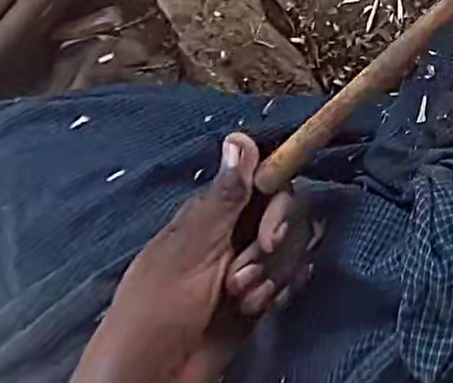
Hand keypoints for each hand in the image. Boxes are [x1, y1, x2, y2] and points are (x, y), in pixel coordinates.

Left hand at [74, 134, 319, 382]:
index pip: (270, 180)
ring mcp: (251, 260)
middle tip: (241, 280)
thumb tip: (238, 136)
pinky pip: (296, 270)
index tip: (271, 233)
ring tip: (242, 302)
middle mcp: (237, 230)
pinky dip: (286, 287)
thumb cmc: (156, 315)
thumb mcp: (188, 253)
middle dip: (276, 247)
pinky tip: (263, 306)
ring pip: (296, 242)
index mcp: (215, 214)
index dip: (280, 202)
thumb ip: (223, 197)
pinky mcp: (263, 288)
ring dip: (276, 274)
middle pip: (291, 211)